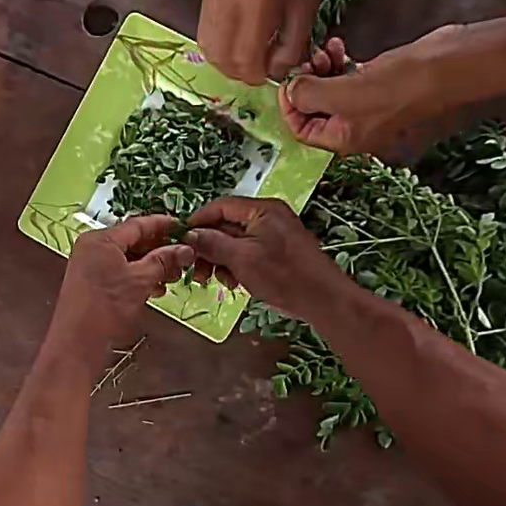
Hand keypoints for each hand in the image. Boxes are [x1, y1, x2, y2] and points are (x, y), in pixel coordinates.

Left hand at [47, 215, 195, 361]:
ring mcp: (91, 266)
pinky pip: (120, 272)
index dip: (163, 225)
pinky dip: (139, 277)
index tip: (183, 227)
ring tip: (173, 275)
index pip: (138, 224)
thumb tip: (184, 249)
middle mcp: (93, 248)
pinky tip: (156, 288)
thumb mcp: (140, 280)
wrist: (79, 342)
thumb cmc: (105, 308)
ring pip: (128, 258)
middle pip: (133, 241)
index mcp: (101, 239)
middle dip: (159, 249)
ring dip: (151, 265)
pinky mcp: (93, 283)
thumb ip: (163, 261)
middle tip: (183, 256)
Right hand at [183, 197, 350, 321]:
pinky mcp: (278, 251)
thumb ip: (213, 243)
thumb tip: (188, 235)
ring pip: (236, 241)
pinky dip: (237, 265)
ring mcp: (274, 234)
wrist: (323, 299)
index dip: (198, 223)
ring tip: (219, 281)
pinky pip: (249, 252)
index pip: (220, 206)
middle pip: (226, 225)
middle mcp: (268, 216)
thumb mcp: (242, 259)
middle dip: (209, 247)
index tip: (182, 242)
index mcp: (261, 209)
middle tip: (198, 271)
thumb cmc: (284, 276)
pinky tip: (235, 282)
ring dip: (221, 260)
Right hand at [199, 0, 332, 83]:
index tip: (270, 74)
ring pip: (210, 49)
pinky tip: (238, 43)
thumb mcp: (309, 2)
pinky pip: (205, 33)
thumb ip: (292, 43)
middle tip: (261, 68)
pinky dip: (219, 48)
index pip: (246, 56)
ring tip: (249, 57)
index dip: (258, 75)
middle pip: (223, 57)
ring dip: (228, 63)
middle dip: (242, 72)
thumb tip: (274, 73)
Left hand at [280, 37, 448, 155]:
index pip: (301, 131)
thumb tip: (290, 90)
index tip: (287, 81)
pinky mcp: (376, 83)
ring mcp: (363, 104)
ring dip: (319, 69)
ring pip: (327, 90)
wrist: (448, 65)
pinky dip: (337, 62)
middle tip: (308, 61)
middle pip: (312, 109)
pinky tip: (338, 47)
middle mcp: (351, 126)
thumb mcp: (346, 94)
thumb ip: (311, 95)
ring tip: (326, 51)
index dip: (289, 108)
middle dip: (305, 84)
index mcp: (342, 138)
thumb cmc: (400, 85)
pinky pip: (345, 76)